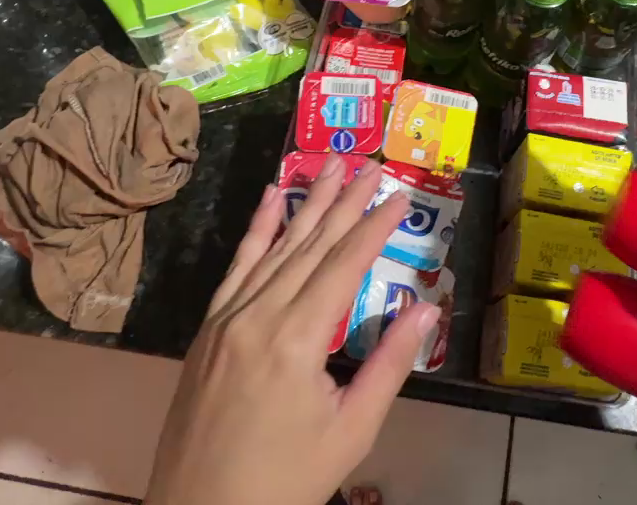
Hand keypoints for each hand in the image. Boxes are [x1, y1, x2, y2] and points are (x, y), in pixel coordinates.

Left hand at [144, 156, 433, 504]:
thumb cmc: (285, 481)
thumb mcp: (351, 431)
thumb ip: (390, 365)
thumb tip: (427, 308)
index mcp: (297, 338)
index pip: (345, 264)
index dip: (374, 226)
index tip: (399, 195)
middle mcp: (260, 313)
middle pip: (312, 244)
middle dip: (345, 201)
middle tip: (371, 165)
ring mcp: (229, 316)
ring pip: (277, 246)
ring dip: (308, 202)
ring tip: (332, 164)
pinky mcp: (209, 327)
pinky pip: (237, 265)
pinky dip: (257, 228)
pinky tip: (271, 197)